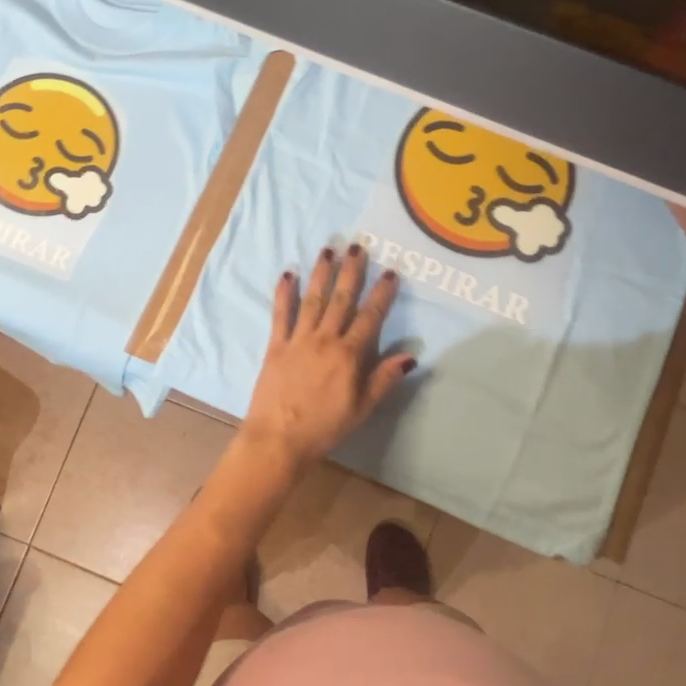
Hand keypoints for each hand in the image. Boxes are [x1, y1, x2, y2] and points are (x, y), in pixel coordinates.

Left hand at [240, 245, 414, 468]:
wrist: (278, 438)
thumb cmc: (324, 427)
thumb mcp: (362, 408)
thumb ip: (384, 379)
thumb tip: (410, 355)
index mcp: (348, 355)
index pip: (370, 317)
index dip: (382, 294)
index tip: (391, 272)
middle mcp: (324, 340)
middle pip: (341, 299)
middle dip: (351, 271)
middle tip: (358, 246)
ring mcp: (298, 340)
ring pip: (312, 299)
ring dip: (321, 273)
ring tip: (328, 250)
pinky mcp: (275, 346)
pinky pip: (280, 314)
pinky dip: (284, 293)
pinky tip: (287, 274)